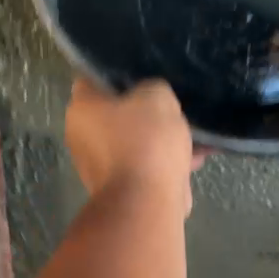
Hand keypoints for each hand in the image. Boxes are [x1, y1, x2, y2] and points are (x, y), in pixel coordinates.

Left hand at [65, 78, 207, 212]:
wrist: (146, 200)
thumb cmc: (146, 142)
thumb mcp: (159, 98)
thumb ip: (155, 88)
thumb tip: (154, 97)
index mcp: (82, 107)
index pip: (95, 80)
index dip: (122, 77)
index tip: (148, 78)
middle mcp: (83, 134)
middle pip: (119, 114)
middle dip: (148, 114)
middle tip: (176, 111)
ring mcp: (100, 164)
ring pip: (136, 142)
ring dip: (163, 141)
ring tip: (196, 140)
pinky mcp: (121, 186)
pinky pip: (146, 165)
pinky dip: (166, 162)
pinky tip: (195, 161)